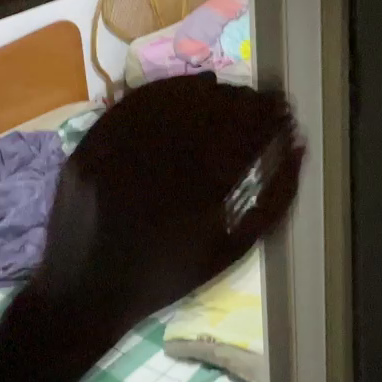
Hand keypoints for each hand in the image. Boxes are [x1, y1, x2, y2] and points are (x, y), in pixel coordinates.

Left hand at [29, 75, 303, 338]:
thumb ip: (275, 200)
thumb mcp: (231, 251)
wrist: (83, 295)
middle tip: (264, 99)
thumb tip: (298, 146)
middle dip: (246, 102)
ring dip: (212, 92)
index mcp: (198, 199)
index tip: (285, 109)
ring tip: (232, 92)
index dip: (270, 118)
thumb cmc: (167, 276)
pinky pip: (135, 103)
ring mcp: (119, 154)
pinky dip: (168, 89)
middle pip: (212, 115)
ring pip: (175, 103)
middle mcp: (157, 170)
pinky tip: (191, 86)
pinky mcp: (92, 144)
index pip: (245, 138)